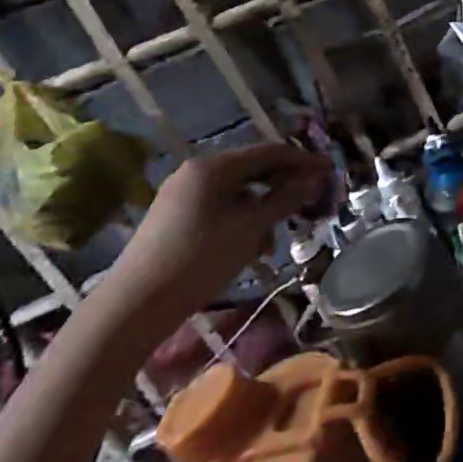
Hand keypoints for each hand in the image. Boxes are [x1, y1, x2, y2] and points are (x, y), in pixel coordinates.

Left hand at [103, 144, 329, 324]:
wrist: (132, 309)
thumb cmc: (199, 259)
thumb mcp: (252, 227)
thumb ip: (286, 198)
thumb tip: (315, 179)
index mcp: (213, 167)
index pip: (271, 152)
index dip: (304, 160)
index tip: (330, 171)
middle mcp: (196, 173)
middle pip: (254, 168)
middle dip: (285, 183)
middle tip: (313, 196)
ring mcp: (181, 196)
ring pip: (239, 190)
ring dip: (266, 204)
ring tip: (282, 228)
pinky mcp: (175, 218)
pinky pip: (221, 206)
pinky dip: (243, 217)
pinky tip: (253, 243)